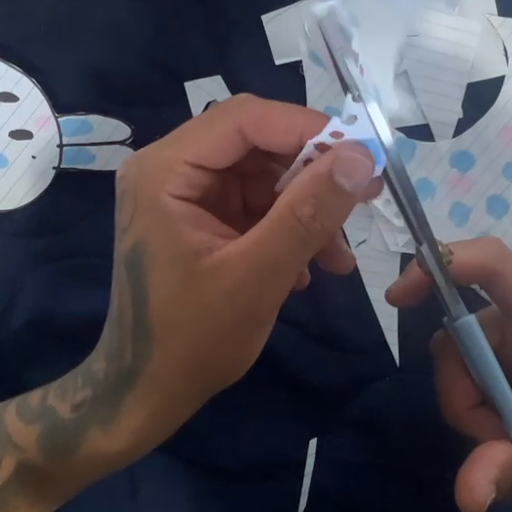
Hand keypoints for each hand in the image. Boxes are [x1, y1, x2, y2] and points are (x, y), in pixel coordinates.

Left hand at [89, 95, 381, 446]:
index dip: (308, 129)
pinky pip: (253, 205)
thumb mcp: (257, 277)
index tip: (363, 156)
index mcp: (165, 171)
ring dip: (305, 208)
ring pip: (261, 175)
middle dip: (312, 172)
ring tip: (338, 256)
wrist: (146, 393)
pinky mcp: (197, 220)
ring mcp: (182, 195)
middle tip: (365, 196)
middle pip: (255, 143)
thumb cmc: (192, 340)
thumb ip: (308, 214)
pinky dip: (286, 228)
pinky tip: (309, 270)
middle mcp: (168, 169)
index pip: (245, 119)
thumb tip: (361, 158)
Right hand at [385, 237, 511, 511]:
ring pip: (463, 356)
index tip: (399, 295)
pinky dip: (480, 405)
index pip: (491, 262)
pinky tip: (510, 432)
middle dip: (460, 387)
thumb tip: (464, 495)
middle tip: (490, 438)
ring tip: (511, 442)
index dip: (441, 262)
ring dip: (472, 403)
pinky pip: (477, 371)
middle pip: (461, 328)